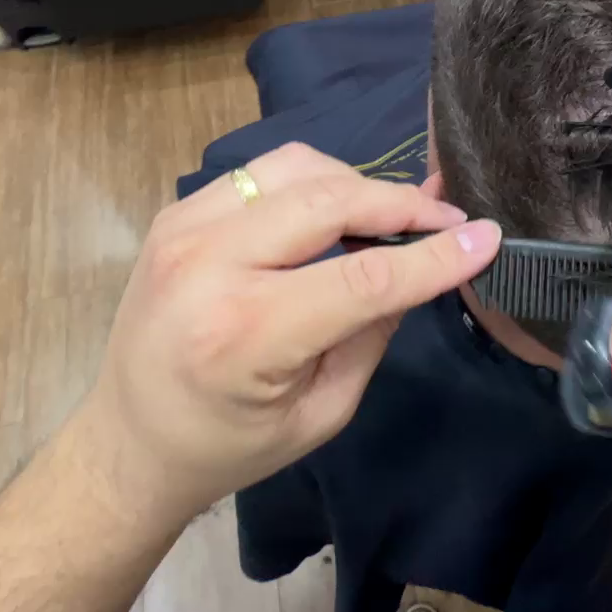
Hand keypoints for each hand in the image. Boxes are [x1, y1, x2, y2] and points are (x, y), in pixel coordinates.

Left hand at [84, 142, 500, 526]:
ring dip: (356, 184)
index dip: (432, 255)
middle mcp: (208, 264)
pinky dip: (311, 183)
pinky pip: (264, 171)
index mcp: (244, 333)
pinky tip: (329, 213)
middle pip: (330, 200)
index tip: (484, 237)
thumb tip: (423, 265)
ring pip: (298, 166)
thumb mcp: (321, 411)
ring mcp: (183, 227)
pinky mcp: (176, 212)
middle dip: (401, 203)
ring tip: (386, 217)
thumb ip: (374, 331)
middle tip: (445, 220)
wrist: (126, 440)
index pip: (361, 277)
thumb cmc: (229, 445)